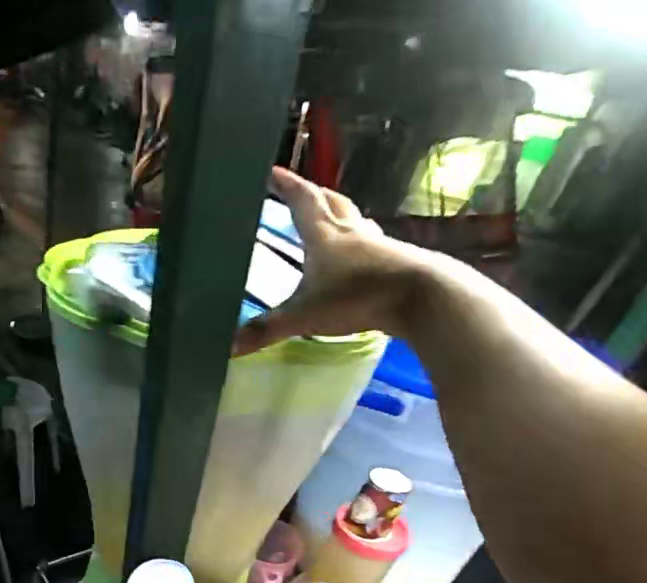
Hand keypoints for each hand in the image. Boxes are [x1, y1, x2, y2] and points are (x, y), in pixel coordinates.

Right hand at [232, 168, 433, 355]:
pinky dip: (363, 245)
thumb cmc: (356, 297)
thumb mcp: (304, 316)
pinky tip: (364, 259)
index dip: (285, 184)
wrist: (418, 297)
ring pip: (357, 221)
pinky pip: (375, 245)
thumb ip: (267, 330)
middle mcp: (352, 230)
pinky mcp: (397, 261)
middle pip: (332, 202)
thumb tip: (228, 346)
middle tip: (304, 192)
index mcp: (324, 234)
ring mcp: (378, 244)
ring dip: (343, 216)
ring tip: (333, 221)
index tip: (273, 172)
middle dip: (315, 194)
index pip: (301, 199)